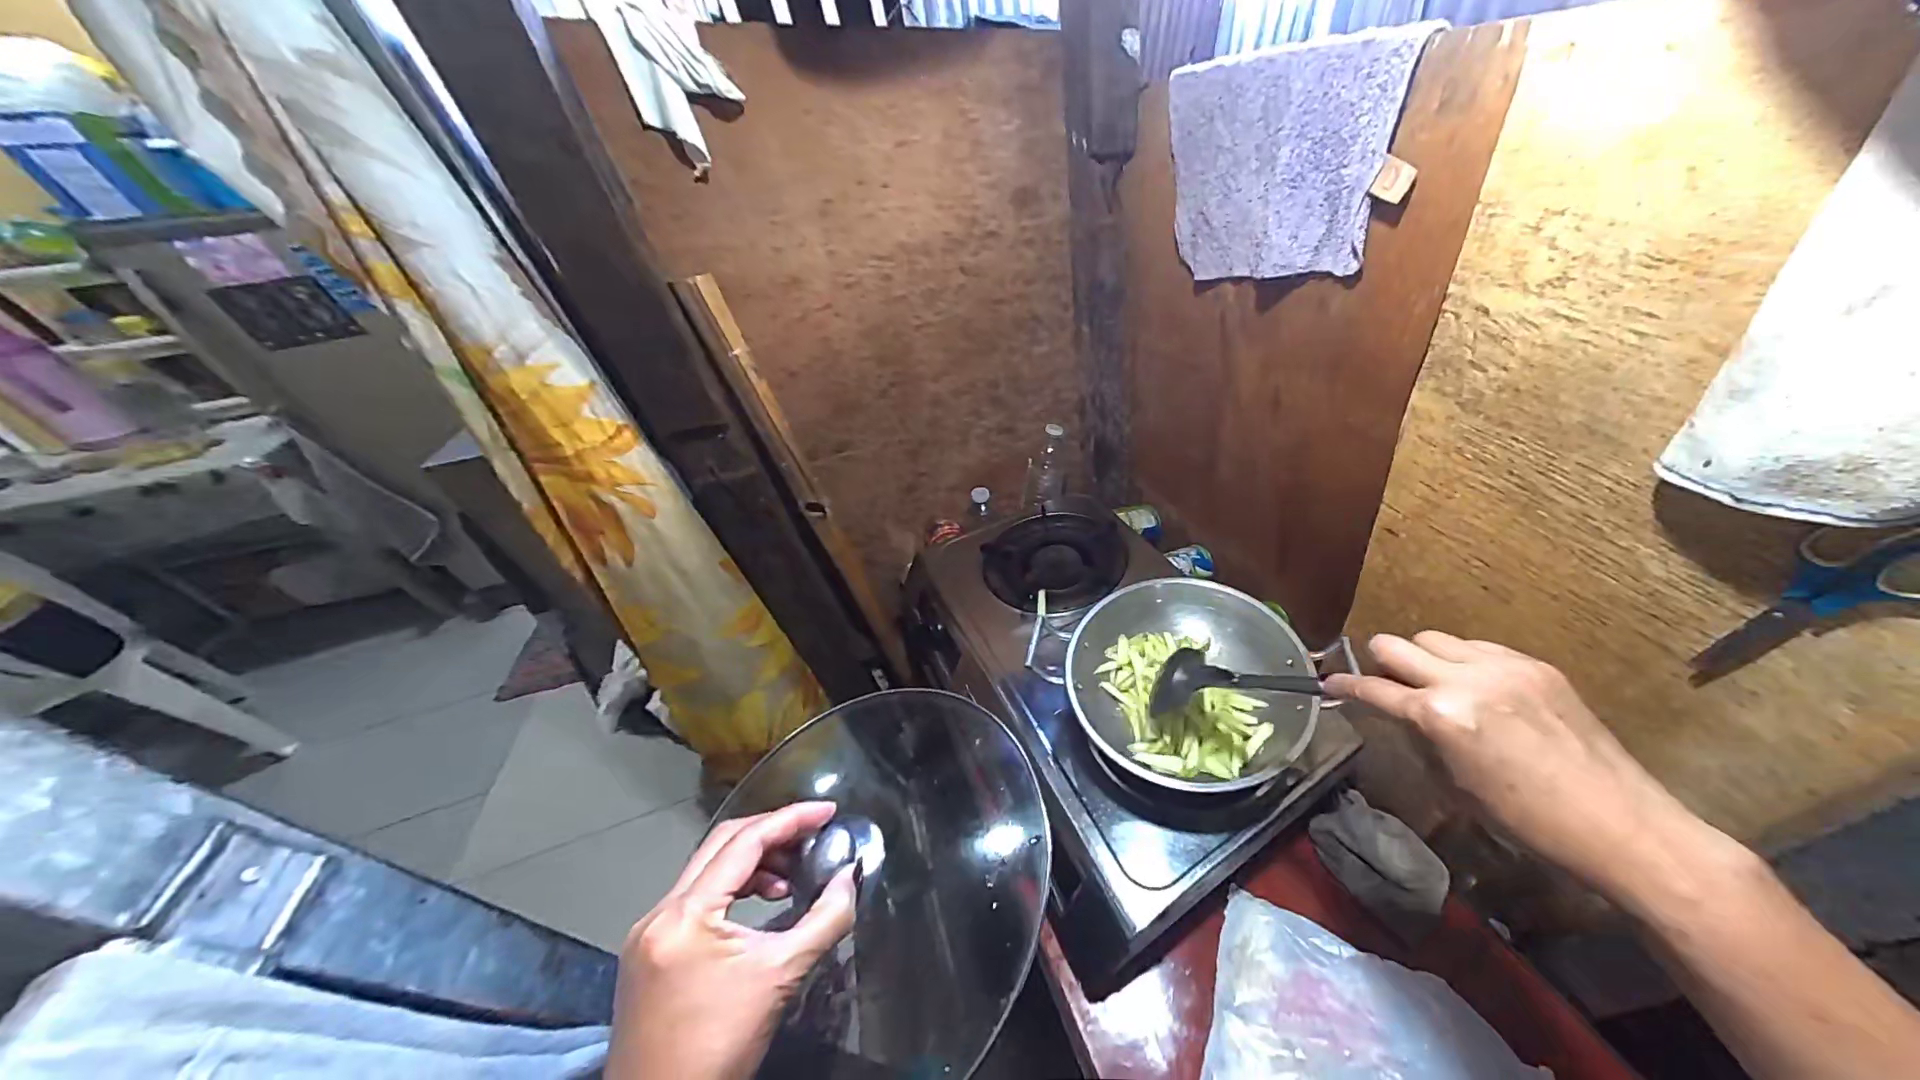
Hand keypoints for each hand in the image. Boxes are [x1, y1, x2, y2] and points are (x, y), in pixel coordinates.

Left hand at [606, 801, 855, 1079]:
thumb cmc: (718, 1047)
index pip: (744, 842)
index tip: (826, 811)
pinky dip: (733, 888)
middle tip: (812, 833)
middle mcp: (660, 912)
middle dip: (772, 833)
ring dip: (753, 863)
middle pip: (721, 845)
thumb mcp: (780, 978)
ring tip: (791, 877)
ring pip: (707, 870)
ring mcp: (649, 931)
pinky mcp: (649, 951)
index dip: (790, 820)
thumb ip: (824, 921)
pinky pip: (696, 897)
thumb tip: (850, 879)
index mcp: (687, 913)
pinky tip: (761, 903)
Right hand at [1324, 632, 1710, 899]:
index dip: (1345, 687)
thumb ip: (1419, 734)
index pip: (1374, 689)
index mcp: (1441, 716)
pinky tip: (1477, 688)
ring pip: (1435, 639)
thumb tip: (1399, 712)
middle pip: (1395, 645)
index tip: (1329, 684)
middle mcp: (1466, 680)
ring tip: (1433, 684)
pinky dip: (1464, 661)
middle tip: (1384, 684)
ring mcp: (1505, 668)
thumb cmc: (1528, 821)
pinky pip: (1479, 648)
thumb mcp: (1454, 782)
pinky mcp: (1537, 667)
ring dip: (1422, 658)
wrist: (1624, 826)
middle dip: (1379, 663)